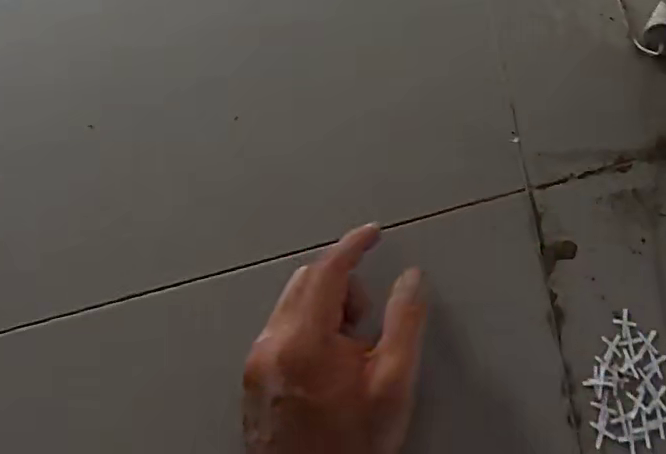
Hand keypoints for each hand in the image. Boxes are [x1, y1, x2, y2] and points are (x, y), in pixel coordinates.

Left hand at [243, 225, 429, 453]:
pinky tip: (333, 359)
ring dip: (328, 303)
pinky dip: (312, 324)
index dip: (354, 244)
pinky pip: (284, 327)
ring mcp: (257, 368)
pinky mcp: (254, 383)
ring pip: (294, 302)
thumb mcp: (394, 378)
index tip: (372, 233)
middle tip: (368, 315)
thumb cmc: (351, 444)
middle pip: (307, 280)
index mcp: (303, 341)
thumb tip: (410, 278)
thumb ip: (406, 317)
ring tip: (353, 345)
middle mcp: (271, 348)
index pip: (328, 270)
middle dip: (344, 282)